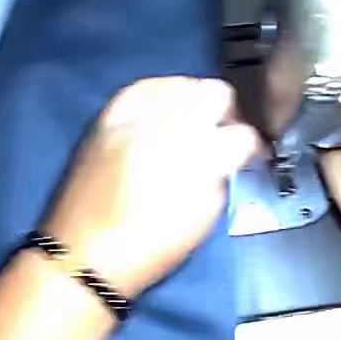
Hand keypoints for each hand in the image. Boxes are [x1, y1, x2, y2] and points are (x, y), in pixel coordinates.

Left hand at [45, 77, 258, 296]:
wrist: (87, 255)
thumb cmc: (152, 247)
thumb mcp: (203, 219)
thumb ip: (222, 179)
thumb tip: (228, 160)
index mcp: (202, 159)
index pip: (244, 135)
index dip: (253, 146)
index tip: (250, 155)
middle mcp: (172, 127)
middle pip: (217, 94)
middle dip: (228, 114)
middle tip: (224, 135)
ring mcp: (139, 116)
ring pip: (182, 84)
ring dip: (196, 101)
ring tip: (193, 122)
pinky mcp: (111, 117)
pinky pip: (142, 87)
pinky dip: (159, 93)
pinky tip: (162, 109)